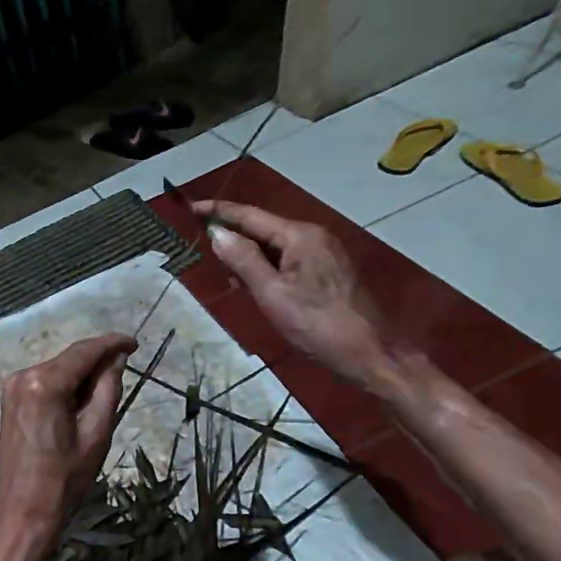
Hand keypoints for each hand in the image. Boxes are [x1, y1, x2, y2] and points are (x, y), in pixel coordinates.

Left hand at [0, 334, 136, 533]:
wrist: (22, 510)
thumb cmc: (65, 478)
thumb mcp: (97, 433)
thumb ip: (107, 389)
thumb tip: (115, 360)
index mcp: (44, 383)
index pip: (84, 351)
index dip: (111, 343)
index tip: (135, 343)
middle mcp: (23, 376)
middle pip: (69, 358)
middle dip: (97, 362)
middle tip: (124, 372)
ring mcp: (12, 386)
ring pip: (57, 369)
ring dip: (81, 376)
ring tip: (102, 397)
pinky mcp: (10, 399)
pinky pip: (44, 381)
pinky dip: (65, 386)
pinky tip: (79, 403)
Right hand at [193, 199, 393, 386]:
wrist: (369, 352)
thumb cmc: (316, 324)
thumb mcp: (272, 294)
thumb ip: (243, 260)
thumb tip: (217, 233)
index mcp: (300, 235)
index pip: (250, 215)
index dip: (219, 211)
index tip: (191, 208)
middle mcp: (314, 236)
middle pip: (263, 228)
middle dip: (234, 237)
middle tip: (205, 251)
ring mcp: (324, 253)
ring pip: (275, 246)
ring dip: (249, 256)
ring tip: (228, 275)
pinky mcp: (328, 271)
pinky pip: (288, 259)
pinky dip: (266, 267)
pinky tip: (254, 285)